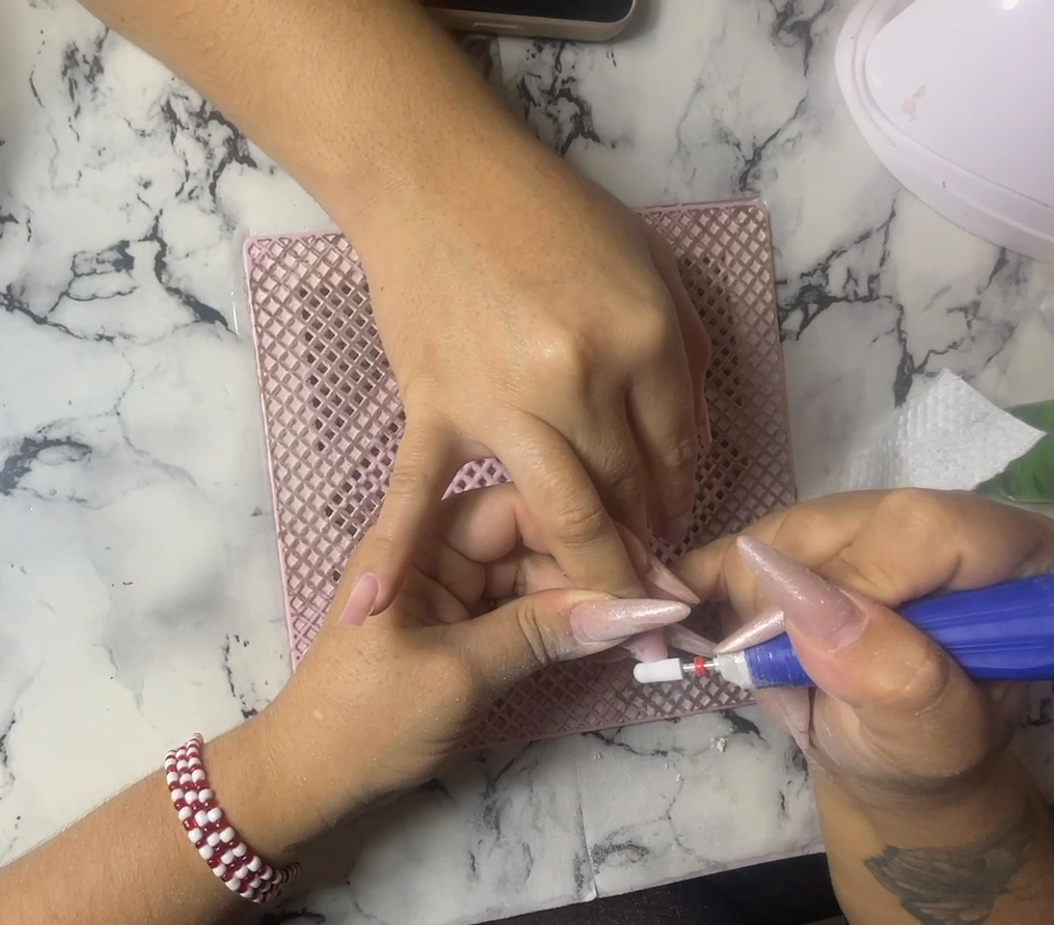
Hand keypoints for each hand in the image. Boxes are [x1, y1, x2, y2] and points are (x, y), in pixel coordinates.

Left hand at [254, 483, 690, 839]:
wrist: (312, 777)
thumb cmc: (370, 719)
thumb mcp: (459, 672)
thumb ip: (543, 632)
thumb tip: (641, 608)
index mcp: (415, 540)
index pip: (515, 510)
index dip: (584, 535)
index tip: (651, 571)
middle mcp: (435, 550)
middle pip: (531, 540)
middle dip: (595, 571)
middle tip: (668, 606)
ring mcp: (449, 588)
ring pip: (533, 577)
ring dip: (587, 602)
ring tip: (652, 631)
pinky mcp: (460, 624)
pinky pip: (520, 610)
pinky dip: (561, 625)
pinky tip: (609, 637)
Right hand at [348, 140, 711, 614]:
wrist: (437, 183)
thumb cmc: (545, 216)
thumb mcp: (646, 264)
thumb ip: (679, 354)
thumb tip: (683, 444)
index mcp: (643, 337)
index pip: (678, 449)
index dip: (680, 499)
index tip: (671, 532)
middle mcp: (580, 381)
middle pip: (627, 491)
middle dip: (642, 547)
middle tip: (647, 589)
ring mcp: (501, 405)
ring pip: (559, 509)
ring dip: (584, 563)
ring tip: (593, 600)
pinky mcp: (434, 414)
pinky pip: (416, 492)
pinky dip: (393, 551)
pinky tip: (370, 610)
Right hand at [675, 490, 1053, 800]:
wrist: (883, 756)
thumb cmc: (924, 755)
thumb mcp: (929, 738)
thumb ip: (887, 673)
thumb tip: (795, 594)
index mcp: (1004, 556)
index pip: (918, 526)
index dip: (856, 581)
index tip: (817, 651)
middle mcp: (924, 522)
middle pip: (825, 526)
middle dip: (785, 609)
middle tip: (791, 674)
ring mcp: (850, 525)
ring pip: (766, 538)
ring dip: (746, 612)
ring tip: (773, 664)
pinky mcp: (790, 539)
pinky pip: (726, 548)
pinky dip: (697, 587)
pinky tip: (693, 618)